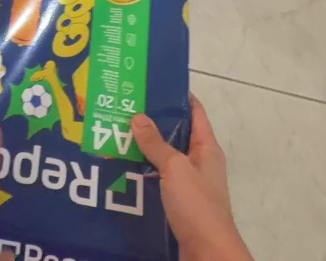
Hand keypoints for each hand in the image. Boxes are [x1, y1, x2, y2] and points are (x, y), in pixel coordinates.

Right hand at [132, 96, 252, 260]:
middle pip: (176, 134)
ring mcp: (191, 184)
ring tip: (117, 135)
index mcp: (206, 147)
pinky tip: (124, 170)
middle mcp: (200, 162)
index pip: (194, 111)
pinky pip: (160, 180)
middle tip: (124, 107)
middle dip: (153, 122)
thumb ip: (156, 143)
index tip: (152, 81)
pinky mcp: (180, 204)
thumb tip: (138, 116)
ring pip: (165, 158)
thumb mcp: (175, 168)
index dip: (177, 95)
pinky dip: (145, 173)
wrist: (208, 256)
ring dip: (145, 149)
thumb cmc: (197, 205)